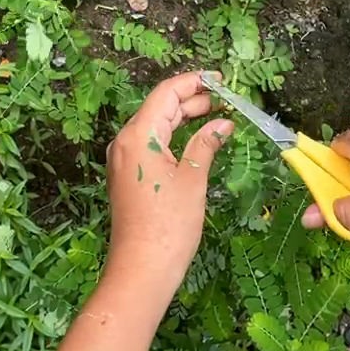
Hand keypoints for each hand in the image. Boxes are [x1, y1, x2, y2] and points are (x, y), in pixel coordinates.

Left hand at [103, 72, 234, 303]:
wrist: (141, 270)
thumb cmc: (169, 224)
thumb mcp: (193, 178)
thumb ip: (206, 143)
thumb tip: (223, 123)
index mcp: (138, 136)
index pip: (165, 93)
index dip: (193, 82)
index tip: (220, 79)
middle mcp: (125, 142)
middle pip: (159, 107)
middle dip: (192, 99)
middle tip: (225, 99)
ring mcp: (124, 159)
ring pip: (156, 125)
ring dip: (184, 117)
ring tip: (216, 113)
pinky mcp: (128, 175)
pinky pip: (152, 143)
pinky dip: (175, 136)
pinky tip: (197, 138)